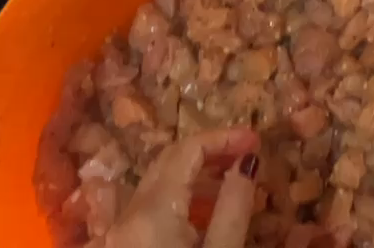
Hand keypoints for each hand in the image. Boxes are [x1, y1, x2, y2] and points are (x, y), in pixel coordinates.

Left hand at [102, 128, 258, 247]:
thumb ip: (233, 206)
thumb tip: (248, 161)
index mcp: (152, 211)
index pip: (189, 149)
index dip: (225, 136)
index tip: (257, 141)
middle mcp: (127, 215)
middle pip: (169, 161)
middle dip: (210, 150)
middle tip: (246, 154)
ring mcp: (116, 234)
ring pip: (158, 185)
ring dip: (195, 174)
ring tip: (231, 182)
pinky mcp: (119, 247)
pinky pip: (148, 209)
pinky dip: (178, 198)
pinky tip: (201, 215)